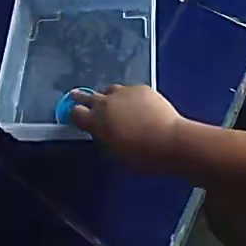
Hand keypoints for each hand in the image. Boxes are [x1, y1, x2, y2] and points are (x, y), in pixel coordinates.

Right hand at [68, 84, 188, 169]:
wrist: (171, 140)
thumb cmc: (143, 157)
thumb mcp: (116, 154)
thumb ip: (105, 139)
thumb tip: (102, 132)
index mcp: (98, 122)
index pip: (76, 113)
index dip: (74, 115)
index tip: (75, 116)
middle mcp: (107, 103)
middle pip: (87, 96)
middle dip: (80, 97)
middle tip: (75, 96)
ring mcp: (124, 92)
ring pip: (109, 90)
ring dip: (108, 97)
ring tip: (113, 103)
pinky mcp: (141, 88)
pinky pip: (129, 90)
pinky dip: (128, 97)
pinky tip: (137, 105)